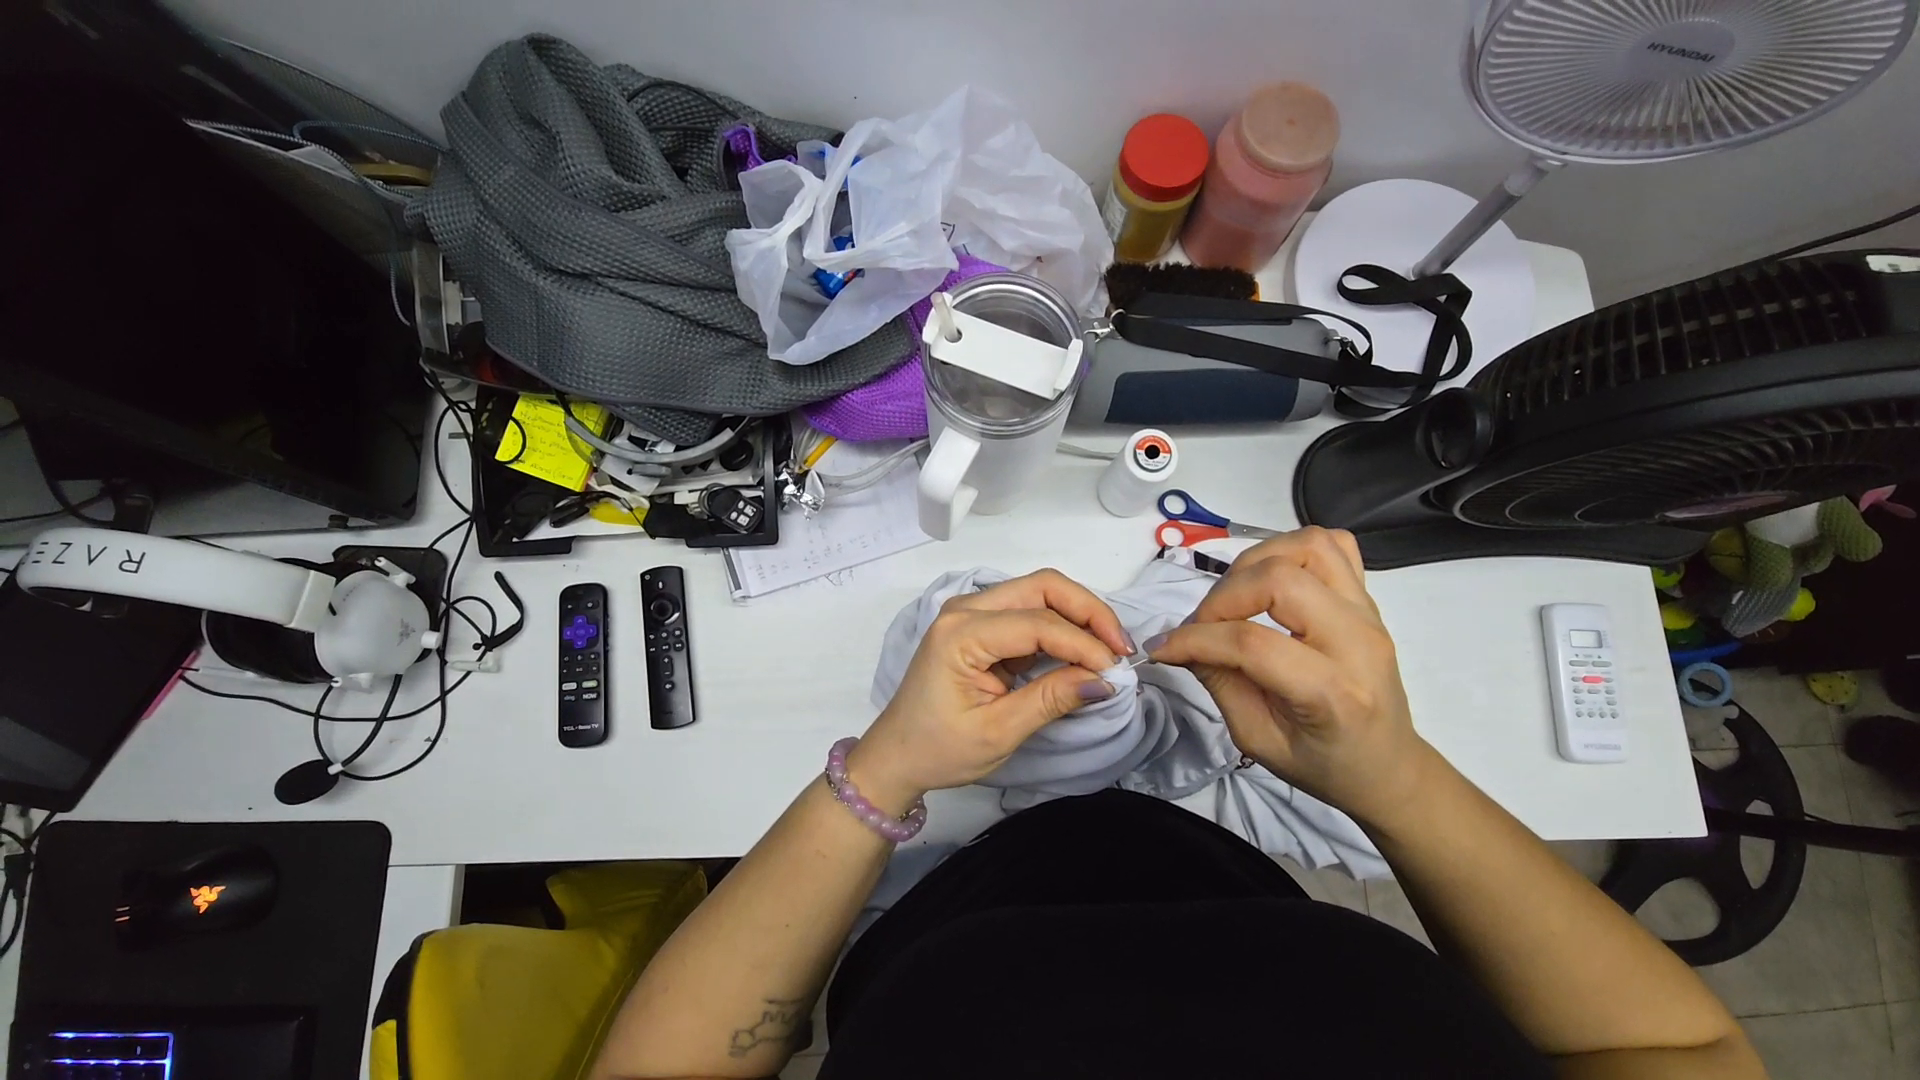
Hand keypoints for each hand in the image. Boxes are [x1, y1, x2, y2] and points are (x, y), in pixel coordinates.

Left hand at [850, 570, 1133, 813]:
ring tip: (1108, 651)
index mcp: (961, 634)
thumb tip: (1104, 680)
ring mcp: (971, 613)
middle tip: (1121, 649)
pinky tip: (1082, 652)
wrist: (896, 756)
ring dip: (1078, 616)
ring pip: (1039, 593)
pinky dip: (1062, 626)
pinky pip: (1030, 611)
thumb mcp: (998, 733)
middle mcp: (965, 609)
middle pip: (1042, 587)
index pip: (1038, 623)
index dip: (1084, 643)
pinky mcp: (981, 625)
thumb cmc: (939, 750)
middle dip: (1088, 612)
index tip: (1116, 672)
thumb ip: (1050, 700)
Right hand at [1144, 528, 1433, 825]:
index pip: (1252, 643)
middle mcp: (1357, 640)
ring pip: (1309, 546)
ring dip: (1257, 562)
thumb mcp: (1257, 739)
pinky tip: (1271, 580)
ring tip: (1235, 596)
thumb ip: (1219, 683)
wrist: (1386, 766)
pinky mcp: (1368, 598)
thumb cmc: (1321, 763)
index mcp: (1332, 692)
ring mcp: (1369, 612)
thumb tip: (1180, 641)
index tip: (1163, 648)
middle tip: (1203, 626)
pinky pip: (1335, 546)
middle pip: (1280, 579)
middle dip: (1223, 596)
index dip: (1196, 639)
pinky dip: (1292, 551)